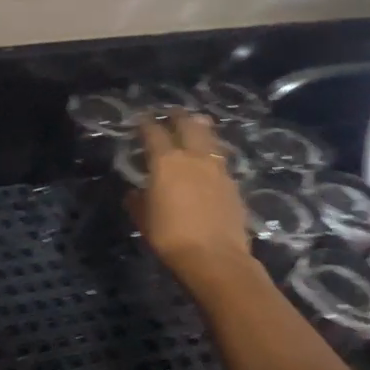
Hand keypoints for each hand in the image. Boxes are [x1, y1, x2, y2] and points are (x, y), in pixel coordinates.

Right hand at [129, 110, 250, 278]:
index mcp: (165, 162)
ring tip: (198, 124)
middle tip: (173, 112)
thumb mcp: (142, 217)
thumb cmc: (169, 235)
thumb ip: (138, 199)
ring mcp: (218, 171)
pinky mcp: (234, 186)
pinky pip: (221, 162)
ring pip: (211, 141)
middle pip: (189, 127)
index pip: (154, 133)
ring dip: (202, 130)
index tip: (141, 118)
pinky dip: (214, 155)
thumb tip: (135, 192)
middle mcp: (193, 158)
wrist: (214, 257)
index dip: (146, 123)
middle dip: (179, 117)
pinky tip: (210, 161)